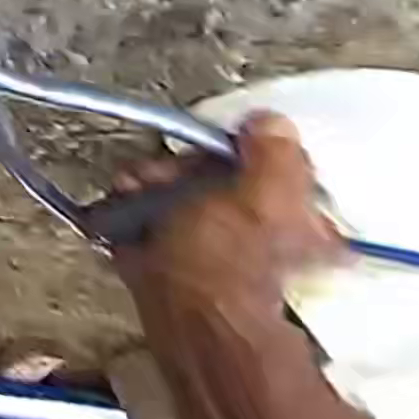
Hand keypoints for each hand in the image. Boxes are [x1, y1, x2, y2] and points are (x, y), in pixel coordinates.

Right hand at [112, 112, 346, 310]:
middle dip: (172, 167)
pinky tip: (123, 201)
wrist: (176, 298)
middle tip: (160, 174)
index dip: (227, 151)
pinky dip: (126, 197)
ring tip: (134, 189)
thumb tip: (272, 121)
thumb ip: (274, 159)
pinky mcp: (162, 235)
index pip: (258, 164)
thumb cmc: (224, 256)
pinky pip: (141, 201)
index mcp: (296, 217)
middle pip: (205, 171)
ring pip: (167, 183)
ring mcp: (204, 231)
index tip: (204, 150)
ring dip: (142, 179)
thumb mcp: (262, 200)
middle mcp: (254, 224)